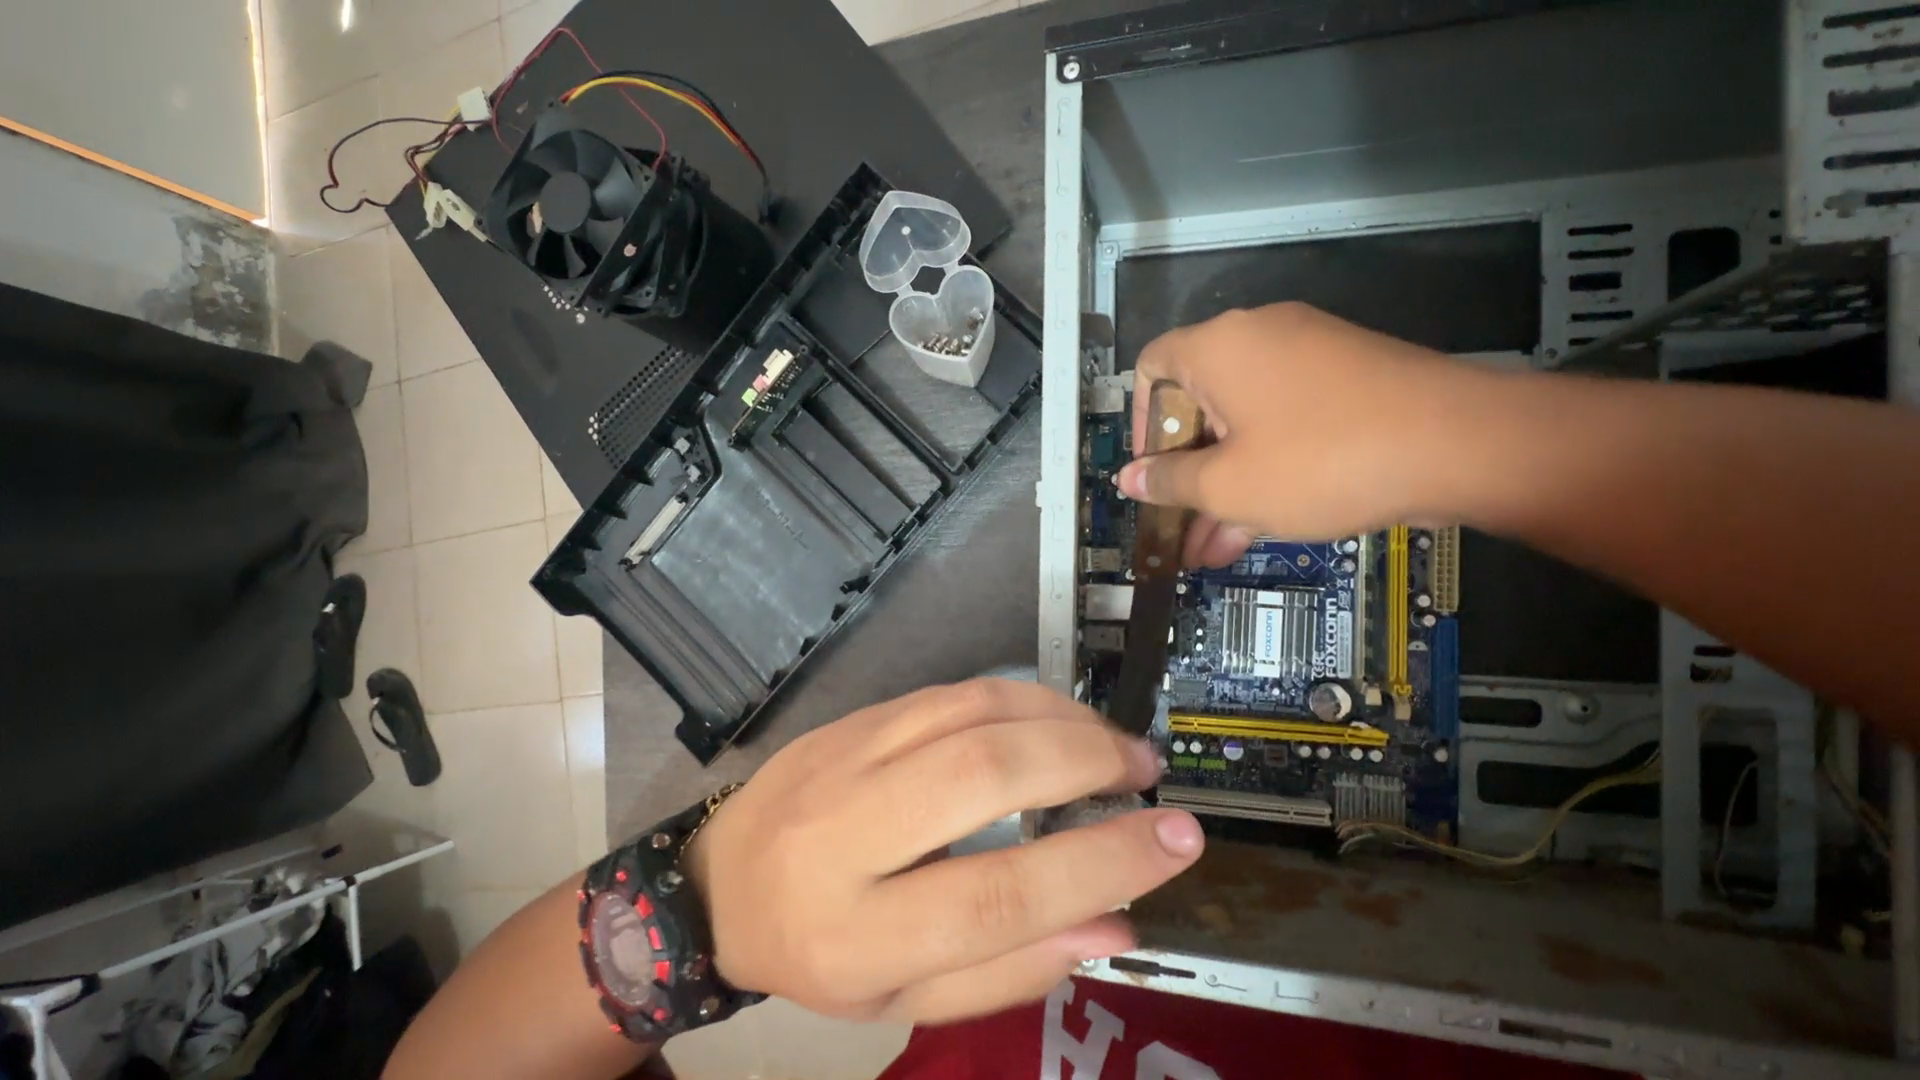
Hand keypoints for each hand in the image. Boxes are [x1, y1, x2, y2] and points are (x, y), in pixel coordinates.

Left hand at [682, 679, 1203, 1024]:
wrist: (718, 882)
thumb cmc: (819, 954)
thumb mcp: (904, 999)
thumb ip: (1009, 971)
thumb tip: (1112, 925)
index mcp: (856, 935)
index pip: (996, 894)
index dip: (1101, 864)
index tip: (1177, 840)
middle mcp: (844, 834)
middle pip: (980, 775)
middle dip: (1083, 761)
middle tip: (1144, 774)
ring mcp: (842, 760)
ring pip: (967, 713)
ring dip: (1059, 718)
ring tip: (1112, 745)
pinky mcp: (850, 719)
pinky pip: (948, 692)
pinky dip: (1019, 697)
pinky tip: (1056, 718)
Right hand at [1115, 303, 1492, 564]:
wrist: (1460, 443)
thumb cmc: (1323, 461)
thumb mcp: (1230, 486)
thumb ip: (1170, 483)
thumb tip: (1130, 478)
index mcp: (1217, 347)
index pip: (1150, 370)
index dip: (1138, 425)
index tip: (1149, 474)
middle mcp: (1259, 336)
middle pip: (1199, 402)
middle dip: (1188, 471)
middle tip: (1183, 524)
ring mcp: (1310, 353)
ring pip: (1246, 421)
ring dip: (1228, 481)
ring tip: (1218, 547)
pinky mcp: (1349, 377)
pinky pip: (1287, 420)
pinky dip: (1270, 464)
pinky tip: (1266, 522)